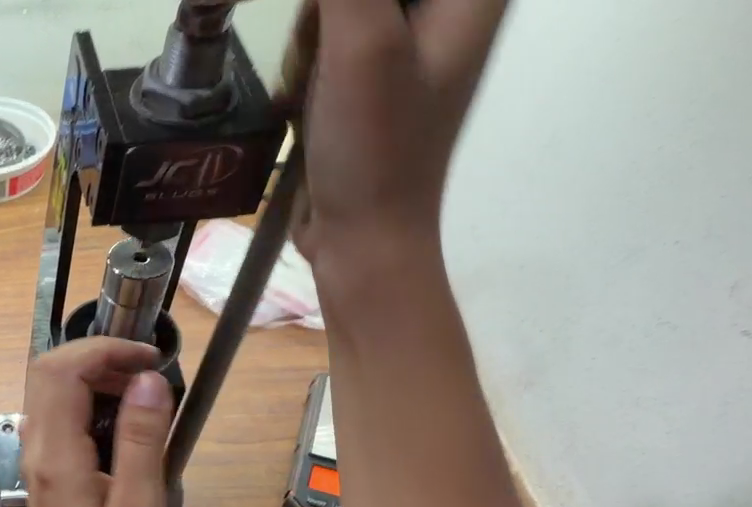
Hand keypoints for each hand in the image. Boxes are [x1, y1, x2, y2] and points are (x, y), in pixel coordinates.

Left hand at [19, 337, 173, 506]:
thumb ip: (141, 441)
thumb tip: (148, 380)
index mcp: (57, 457)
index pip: (61, 372)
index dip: (104, 349)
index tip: (150, 359)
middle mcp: (36, 449)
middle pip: (49, 372)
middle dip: (98, 356)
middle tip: (148, 374)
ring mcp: (35, 459)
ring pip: (51, 391)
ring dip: (94, 377)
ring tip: (143, 394)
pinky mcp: (43, 468)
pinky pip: (58, 415)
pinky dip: (88, 400)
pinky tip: (123, 420)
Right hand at [288, 0, 511, 264]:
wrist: (360, 238)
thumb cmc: (376, 149)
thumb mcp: (360, 45)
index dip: (353, 3)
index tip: (339, 26)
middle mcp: (445, 2)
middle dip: (327, 15)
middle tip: (328, 50)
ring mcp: (403, 36)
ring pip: (337, 1)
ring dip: (311, 36)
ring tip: (316, 83)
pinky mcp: (367, 68)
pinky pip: (326, 32)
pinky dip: (306, 60)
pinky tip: (307, 99)